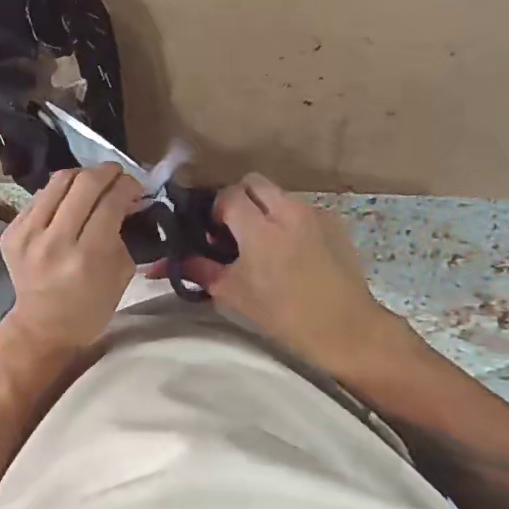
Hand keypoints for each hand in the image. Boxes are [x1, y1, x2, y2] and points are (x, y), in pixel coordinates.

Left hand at [0, 165, 142, 352]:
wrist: (42, 326)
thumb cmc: (90, 306)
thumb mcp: (120, 273)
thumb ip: (122, 232)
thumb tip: (124, 199)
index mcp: (86, 257)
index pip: (109, 202)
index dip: (126, 186)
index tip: (135, 185)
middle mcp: (53, 242)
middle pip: (83, 183)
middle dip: (105, 172)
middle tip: (116, 175)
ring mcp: (26, 236)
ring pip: (56, 182)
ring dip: (80, 176)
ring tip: (92, 183)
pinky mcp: (10, 233)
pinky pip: (38, 198)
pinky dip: (57, 195)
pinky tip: (67, 203)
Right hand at [176, 173, 416, 379]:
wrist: (344, 327)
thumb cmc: (281, 312)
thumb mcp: (231, 292)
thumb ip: (198, 269)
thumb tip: (164, 264)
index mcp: (259, 228)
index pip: (228, 194)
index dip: (215, 209)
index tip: (213, 232)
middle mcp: (288, 211)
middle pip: (254, 182)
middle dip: (238, 198)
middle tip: (232, 228)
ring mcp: (315, 214)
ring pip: (278, 194)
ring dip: (263, 208)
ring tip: (261, 240)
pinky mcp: (334, 223)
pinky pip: (301, 209)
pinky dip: (287, 219)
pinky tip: (288, 249)